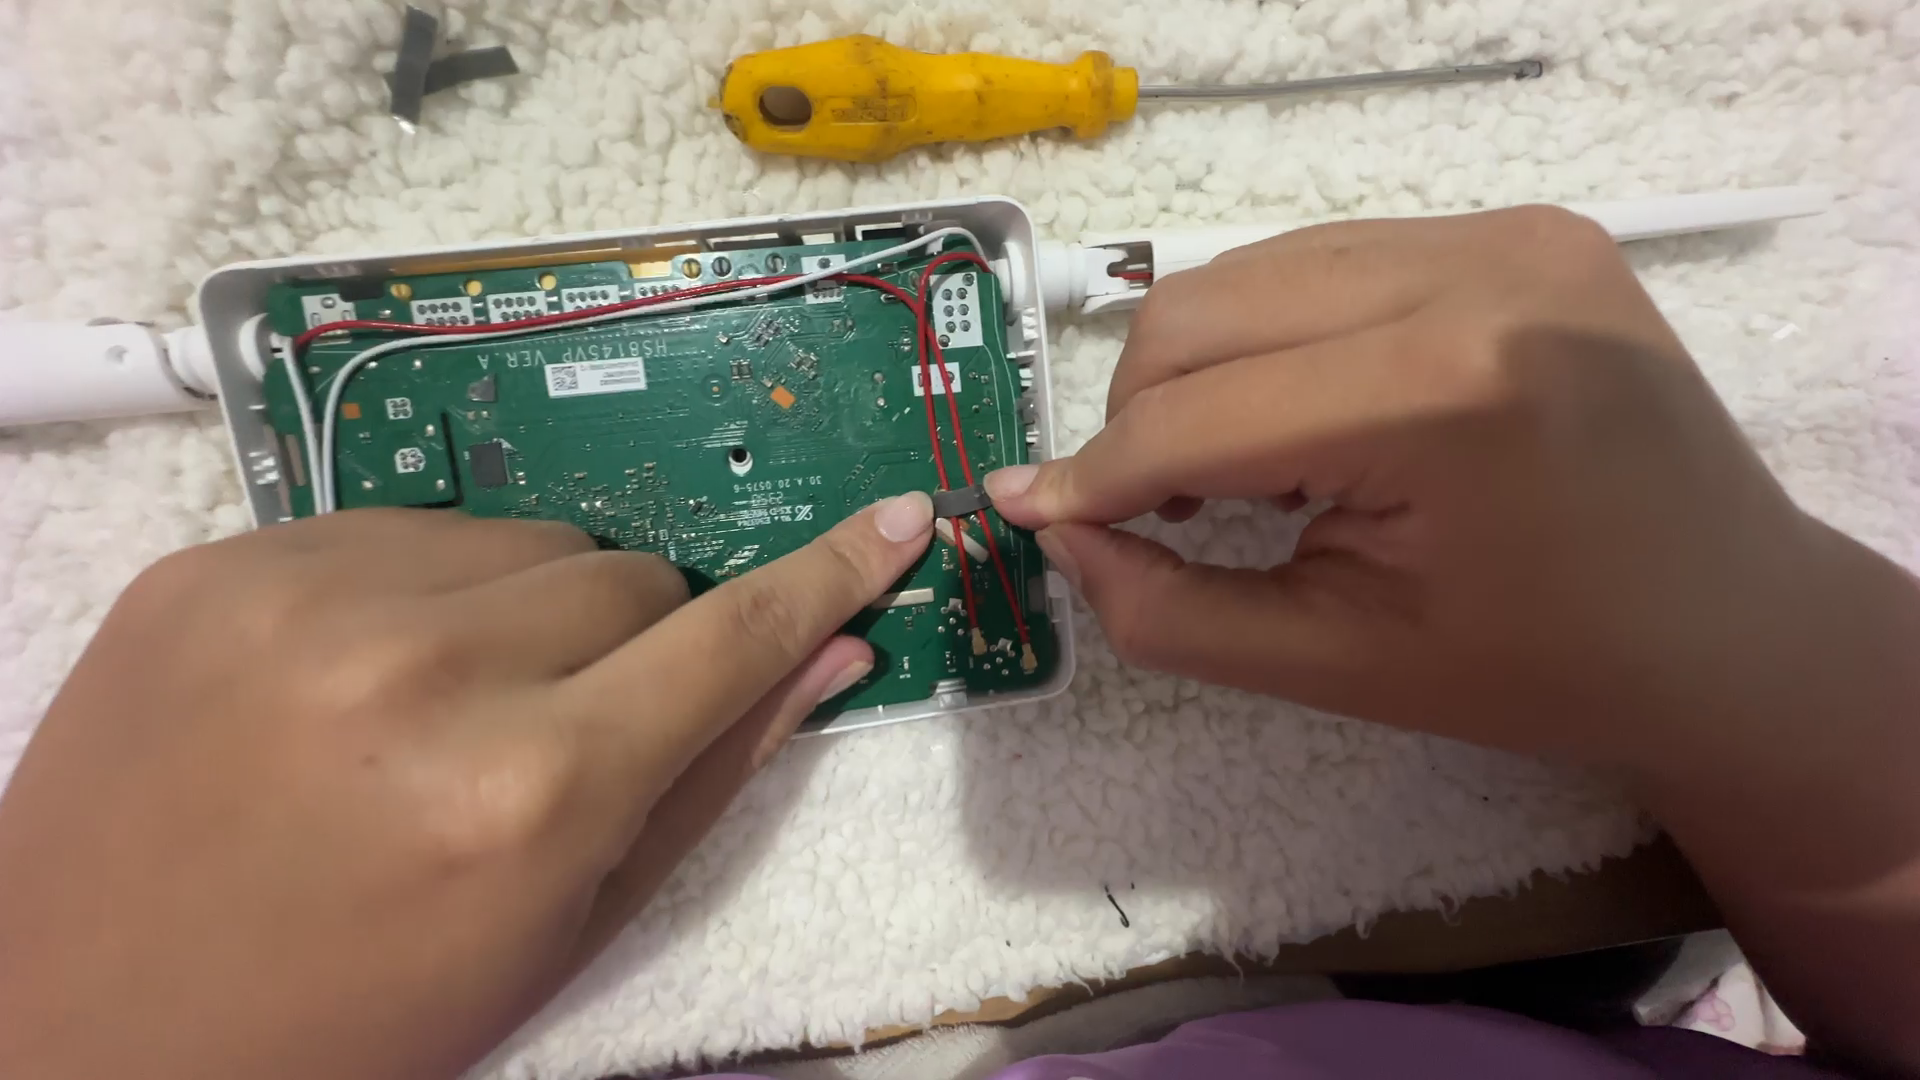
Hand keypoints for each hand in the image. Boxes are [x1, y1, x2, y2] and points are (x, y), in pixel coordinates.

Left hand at [0, 496, 932, 1079]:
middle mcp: (427, 669)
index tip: (899, 518)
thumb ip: (726, 762)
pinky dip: (449, 585)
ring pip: (544, 542)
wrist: (73, 1045)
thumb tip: (840, 650)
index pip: (734, 638)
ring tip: (472, 695)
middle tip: (578, 719)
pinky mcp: (227, 561)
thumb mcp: (587, 911)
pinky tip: (382, 665)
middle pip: (637, 579)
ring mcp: (307, 596)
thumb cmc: (389, 1005)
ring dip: (548, 607)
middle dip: (644, 639)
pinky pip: (429, 528)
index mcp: (531, 787)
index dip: (829, 575)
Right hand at [988, 207, 1829, 762]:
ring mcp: (1496, 230)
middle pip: (1192, 318)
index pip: (1193, 418)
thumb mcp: (1322, 665)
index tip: (1026, 511)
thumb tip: (1049, 525)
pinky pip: (1301, 268)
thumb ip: (1161, 607)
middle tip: (1154, 507)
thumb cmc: (1527, 671)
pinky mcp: (1502, 228)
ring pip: (1234, 281)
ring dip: (1187, 379)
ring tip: (1223, 467)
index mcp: (1441, 393)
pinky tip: (1286, 413)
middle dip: (1133, 422)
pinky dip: (1251, 344)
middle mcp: (1472, 271)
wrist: (1725, 628)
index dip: (1093, 476)